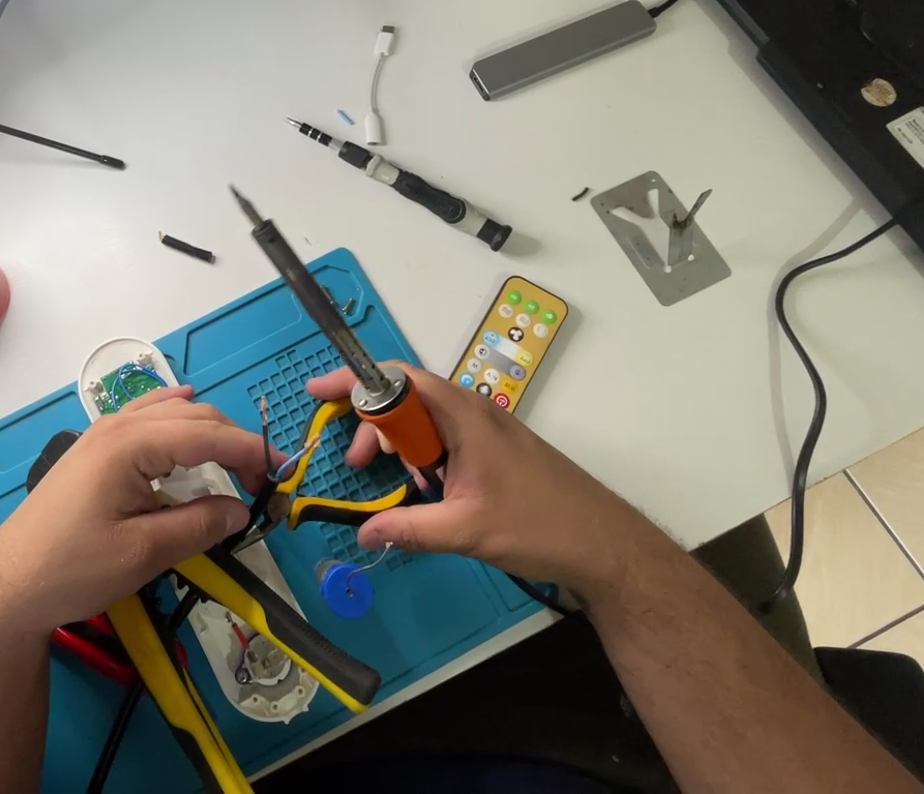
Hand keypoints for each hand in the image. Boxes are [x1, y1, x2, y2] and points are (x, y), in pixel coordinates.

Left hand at [0, 387, 270, 635]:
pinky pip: (145, 416)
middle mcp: (119, 426)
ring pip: (170, 413)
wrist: (8, 585)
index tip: (279, 479)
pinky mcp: (95, 449)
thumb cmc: (72, 568)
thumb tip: (241, 510)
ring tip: (234, 462)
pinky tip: (184, 407)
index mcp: (132, 443)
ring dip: (208, 431)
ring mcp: (103, 433)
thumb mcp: (142, 554)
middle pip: (193, 417)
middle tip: (260, 484)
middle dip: (233, 443)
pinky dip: (173, 414)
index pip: (206, 434)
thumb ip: (198, 526)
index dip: (249, 453)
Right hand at [307, 364, 666, 599]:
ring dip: (399, 444)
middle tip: (359, 465)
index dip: (354, 380)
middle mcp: (470, 410)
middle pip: (404, 398)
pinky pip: (442, 437)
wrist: (605, 544)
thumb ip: (408, 529)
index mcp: (462, 414)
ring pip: (423, 420)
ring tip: (394, 481)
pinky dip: (422, 455)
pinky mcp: (491, 448)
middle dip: (373, 425)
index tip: (318, 393)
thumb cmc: (538, 525)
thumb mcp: (465, 531)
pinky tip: (426, 488)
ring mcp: (483, 428)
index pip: (397, 378)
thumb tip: (362, 536)